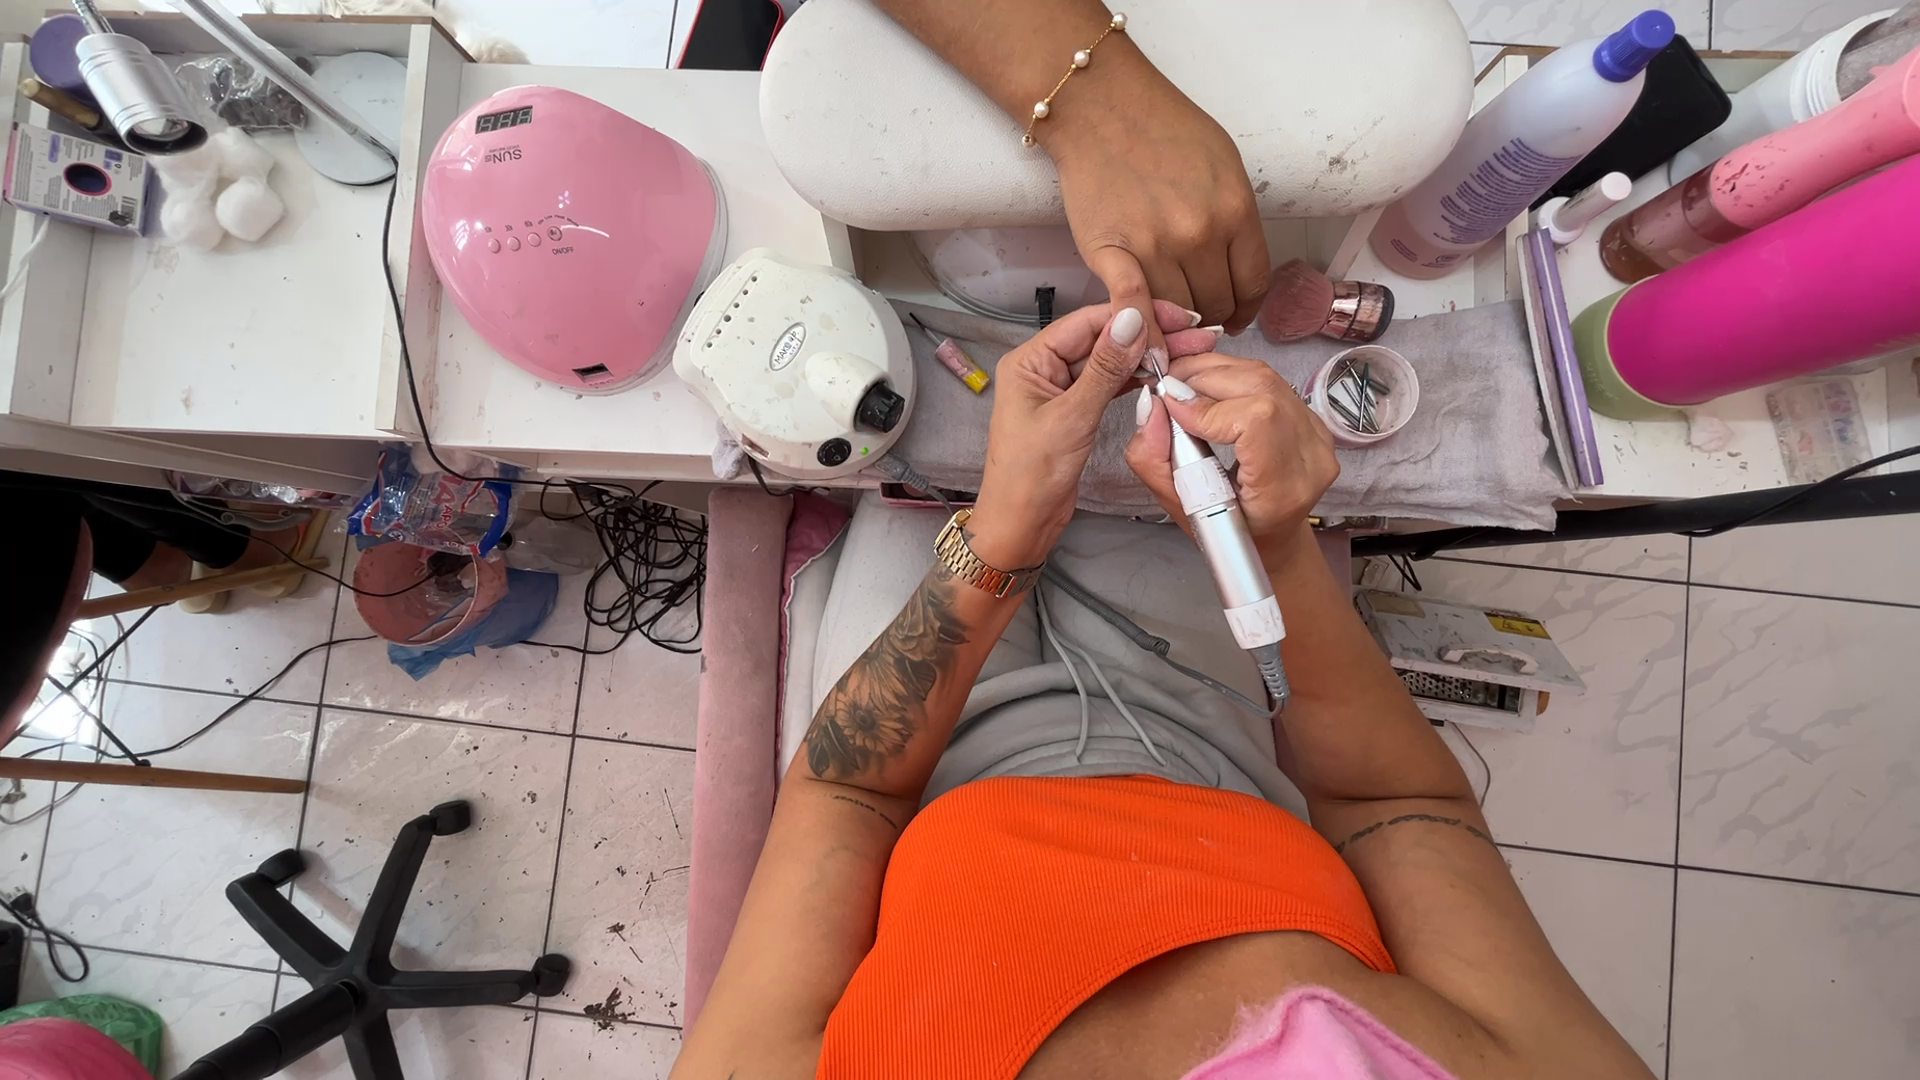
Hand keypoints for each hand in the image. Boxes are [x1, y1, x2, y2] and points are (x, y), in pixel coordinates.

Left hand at [968, 300, 1219, 568]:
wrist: (1021, 523)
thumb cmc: (1031, 475)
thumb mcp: (1072, 418)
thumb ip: (1104, 369)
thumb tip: (1131, 320)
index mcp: (1029, 361)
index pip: (1086, 322)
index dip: (1132, 315)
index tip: (1174, 316)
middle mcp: (1042, 369)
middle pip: (1100, 339)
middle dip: (1146, 334)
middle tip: (1194, 334)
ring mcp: (1059, 390)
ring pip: (1107, 362)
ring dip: (1145, 356)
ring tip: (1190, 350)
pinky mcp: (1073, 412)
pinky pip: (1107, 385)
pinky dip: (1134, 380)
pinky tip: (1163, 374)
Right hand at [1042, 62, 1268, 333]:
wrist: (1100, 109)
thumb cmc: (1163, 130)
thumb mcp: (1223, 165)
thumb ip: (1232, 220)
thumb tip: (1232, 270)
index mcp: (1236, 210)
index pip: (1251, 285)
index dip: (1244, 312)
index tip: (1233, 319)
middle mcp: (1201, 234)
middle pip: (1214, 306)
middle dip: (1207, 318)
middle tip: (1193, 319)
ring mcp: (1156, 248)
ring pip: (1176, 313)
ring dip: (1172, 323)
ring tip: (1164, 321)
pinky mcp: (1113, 256)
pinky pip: (1133, 308)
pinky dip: (1141, 332)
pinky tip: (1142, 343)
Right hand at [1124, 352, 1339, 561]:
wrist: (1269, 532)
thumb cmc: (1223, 527)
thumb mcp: (1175, 504)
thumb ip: (1152, 459)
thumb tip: (1150, 405)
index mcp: (1282, 488)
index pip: (1256, 419)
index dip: (1207, 407)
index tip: (1169, 407)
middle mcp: (1310, 455)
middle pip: (1259, 386)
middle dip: (1202, 379)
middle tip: (1165, 390)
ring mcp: (1317, 432)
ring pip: (1262, 375)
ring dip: (1212, 371)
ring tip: (1178, 385)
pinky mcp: (1311, 416)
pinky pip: (1267, 379)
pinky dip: (1227, 374)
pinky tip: (1202, 387)